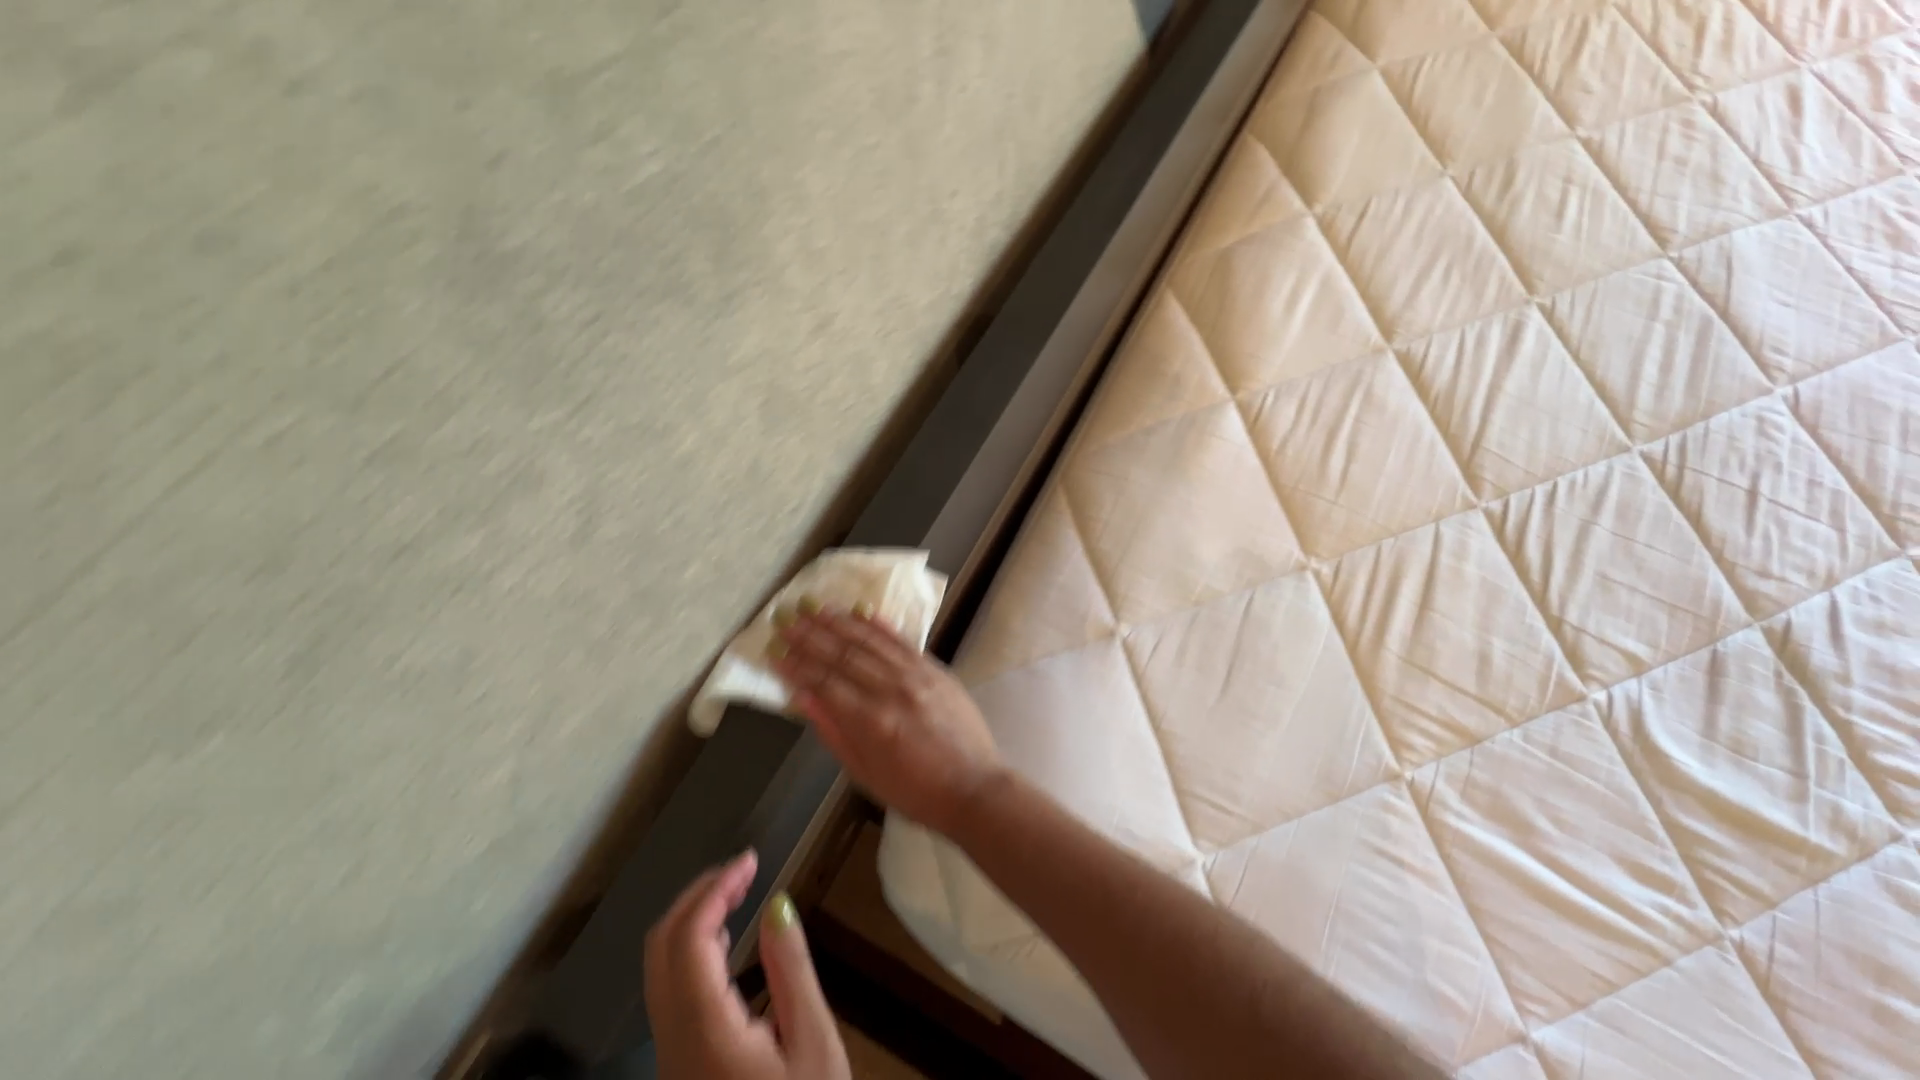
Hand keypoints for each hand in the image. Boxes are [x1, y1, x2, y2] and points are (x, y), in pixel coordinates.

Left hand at [643, 851, 848, 1079]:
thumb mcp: (813, 1045)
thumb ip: (791, 970)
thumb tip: (778, 905)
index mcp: (704, 1028)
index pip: (689, 936)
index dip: (715, 888)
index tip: (751, 859)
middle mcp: (673, 1037)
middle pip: (661, 947)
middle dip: (697, 897)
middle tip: (742, 871)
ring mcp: (671, 1054)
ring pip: (660, 970)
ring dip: (693, 922)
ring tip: (739, 896)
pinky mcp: (679, 1064)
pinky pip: (671, 992)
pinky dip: (694, 953)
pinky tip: (728, 948)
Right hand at [774, 610, 1005, 836]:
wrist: (974, 788)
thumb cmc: (915, 792)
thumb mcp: (865, 773)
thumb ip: (833, 731)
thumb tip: (801, 697)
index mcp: (871, 721)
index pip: (824, 683)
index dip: (796, 666)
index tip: (774, 651)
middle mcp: (892, 690)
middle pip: (843, 655)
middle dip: (810, 637)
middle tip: (786, 620)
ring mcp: (917, 676)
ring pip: (871, 641)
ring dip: (840, 622)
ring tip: (815, 608)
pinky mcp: (936, 670)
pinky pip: (902, 641)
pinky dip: (880, 625)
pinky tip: (860, 610)